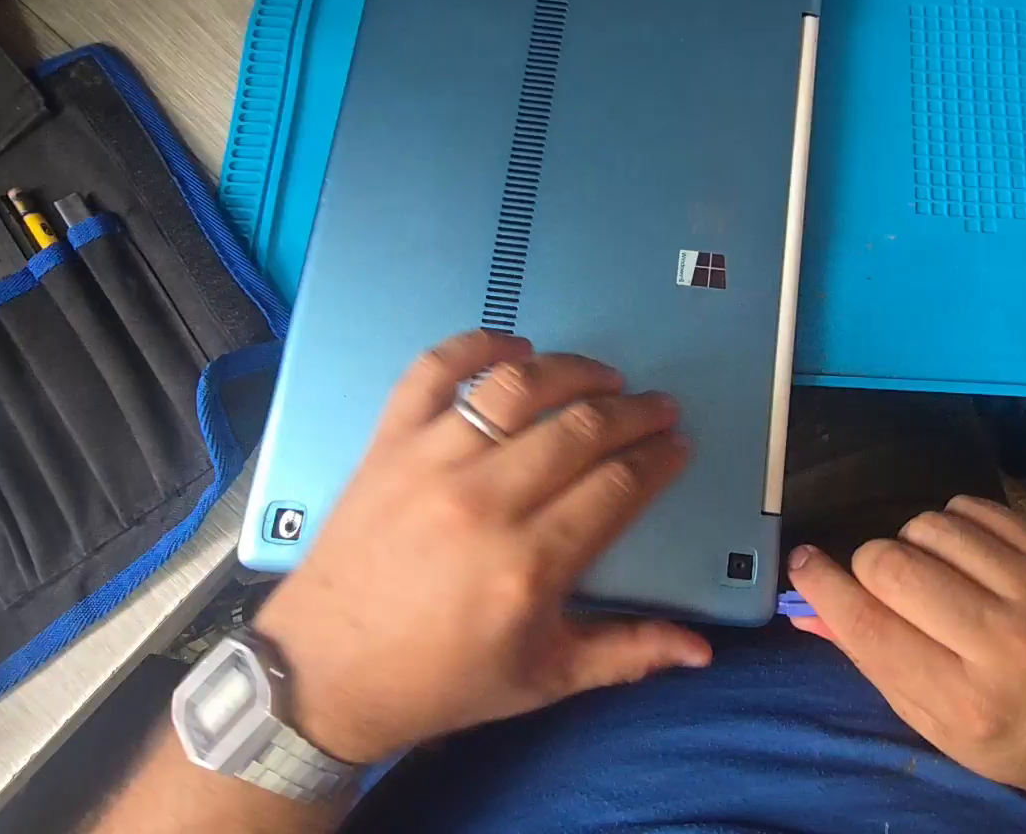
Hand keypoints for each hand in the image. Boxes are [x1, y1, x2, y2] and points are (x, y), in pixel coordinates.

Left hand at [253, 330, 711, 763]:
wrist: (322, 675)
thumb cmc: (440, 680)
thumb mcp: (542, 680)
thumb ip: (626, 654)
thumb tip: (702, 649)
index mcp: (529, 566)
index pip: (618, 486)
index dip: (660, 459)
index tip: (677, 446)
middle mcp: (485, 503)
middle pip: (582, 429)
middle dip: (636, 412)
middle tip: (658, 408)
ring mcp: (431, 463)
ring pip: (518, 389)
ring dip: (574, 370)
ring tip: (604, 376)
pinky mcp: (389, 443)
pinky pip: (433, 371)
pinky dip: (476, 346)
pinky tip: (515, 347)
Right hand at [786, 495, 1025, 801]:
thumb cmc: (1009, 734)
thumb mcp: (931, 721)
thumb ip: (866, 657)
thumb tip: (805, 606)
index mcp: (965, 700)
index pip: (868, 624)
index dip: (822, 586)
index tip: (803, 563)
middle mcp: (1002, 642)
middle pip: (890, 563)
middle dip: (869, 567)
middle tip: (885, 587)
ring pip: (926, 526)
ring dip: (912, 544)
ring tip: (932, 575)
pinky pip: (968, 506)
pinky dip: (950, 525)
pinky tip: (963, 556)